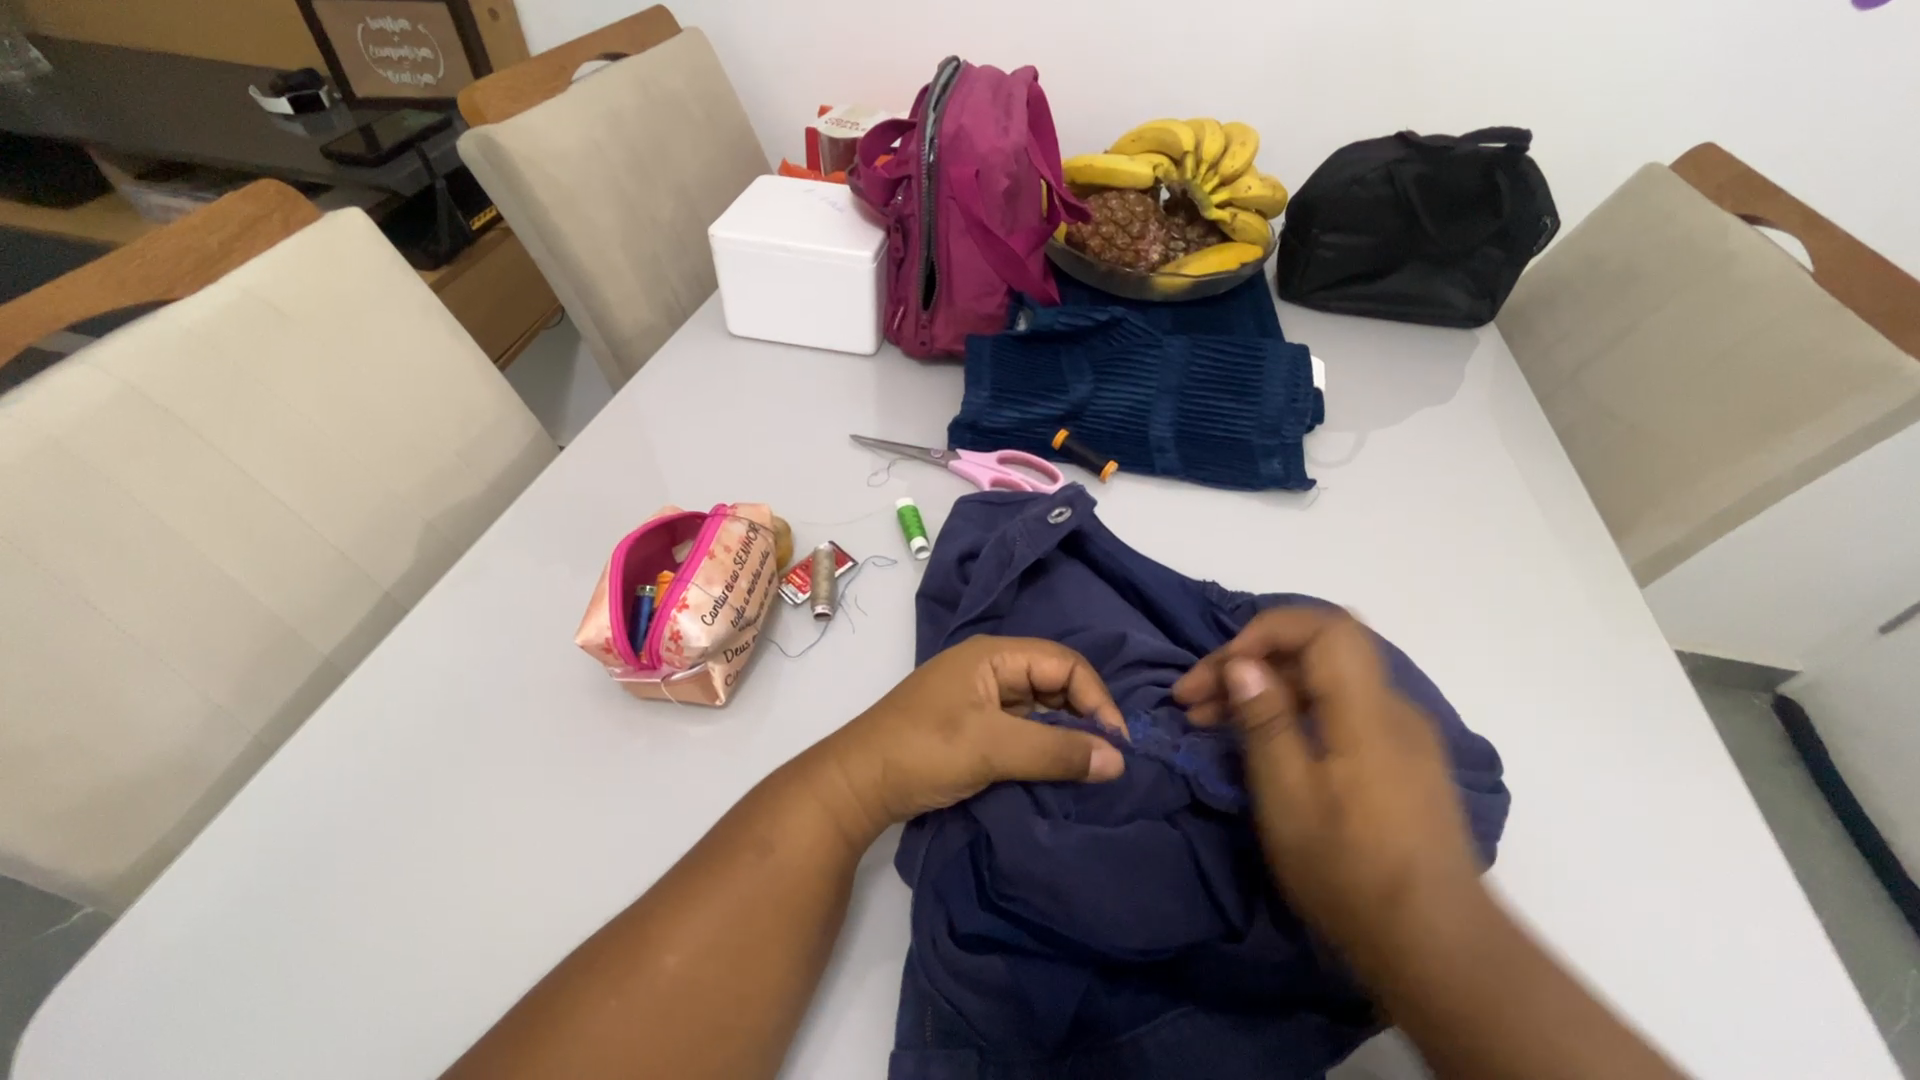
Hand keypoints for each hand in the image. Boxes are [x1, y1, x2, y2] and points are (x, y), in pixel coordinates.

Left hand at [819, 637, 1127, 840]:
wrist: (857, 784)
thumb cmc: (923, 751)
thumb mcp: (992, 748)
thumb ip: (1056, 752)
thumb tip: (1118, 760)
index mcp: (993, 655)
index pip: (1064, 664)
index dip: (1096, 698)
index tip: (1116, 744)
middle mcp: (990, 669)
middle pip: (1055, 683)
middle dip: (1084, 717)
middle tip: (1107, 760)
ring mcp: (980, 699)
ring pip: (1041, 709)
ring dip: (1065, 736)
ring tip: (1088, 770)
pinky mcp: (974, 728)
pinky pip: (1023, 730)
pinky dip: (1044, 748)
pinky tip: (1058, 772)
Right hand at [1172, 608, 1487, 976]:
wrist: (1436, 947)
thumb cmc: (1349, 870)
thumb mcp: (1288, 796)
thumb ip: (1264, 721)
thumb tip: (1242, 663)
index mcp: (1368, 711)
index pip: (1325, 628)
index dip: (1265, 632)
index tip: (1219, 671)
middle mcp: (1392, 711)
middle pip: (1318, 653)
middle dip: (1250, 663)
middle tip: (1192, 701)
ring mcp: (1402, 739)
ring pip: (1325, 686)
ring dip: (1265, 692)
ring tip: (1211, 724)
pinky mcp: (1402, 767)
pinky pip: (1339, 715)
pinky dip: (1292, 716)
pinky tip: (1261, 749)